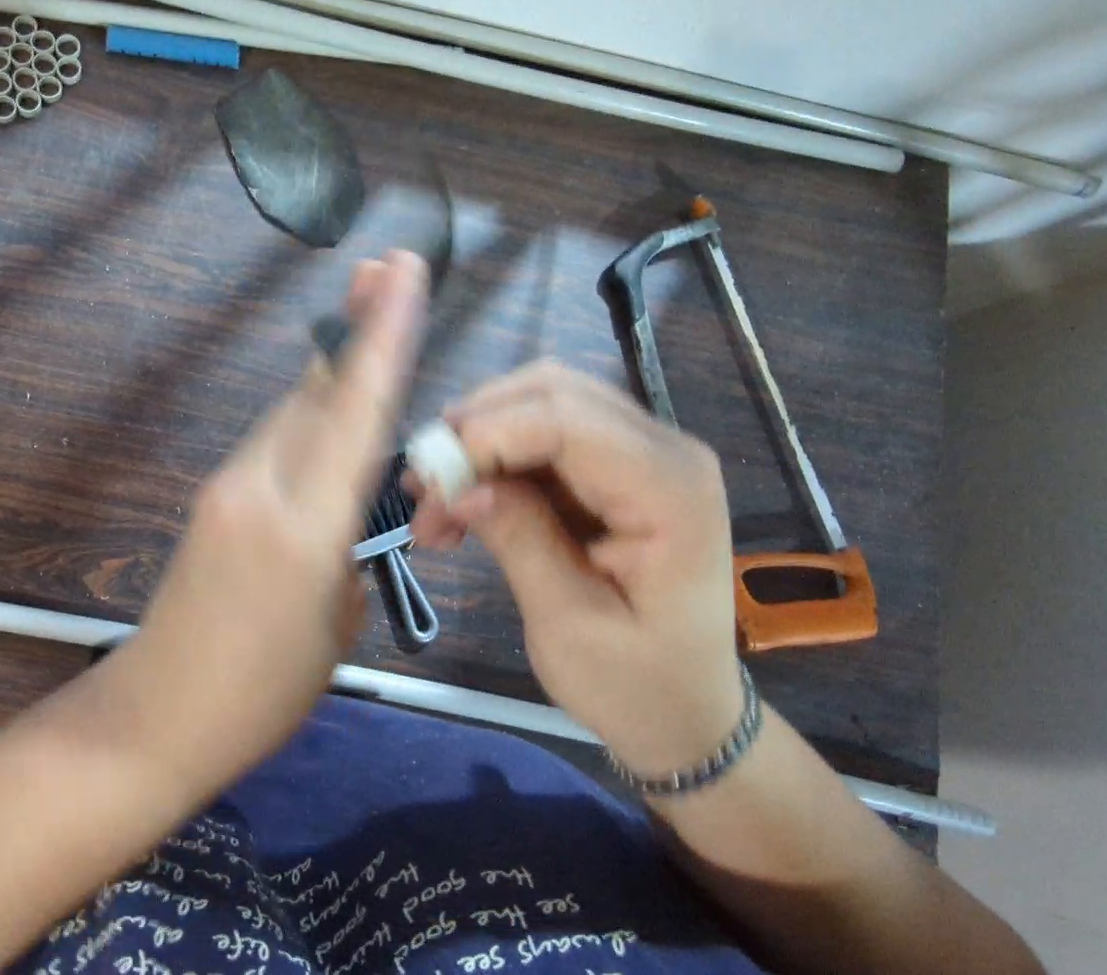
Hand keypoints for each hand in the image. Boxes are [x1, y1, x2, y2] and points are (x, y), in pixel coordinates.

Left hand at [136, 251, 426, 773]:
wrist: (156, 712)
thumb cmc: (260, 694)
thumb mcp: (335, 626)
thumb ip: (345, 550)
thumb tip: (344, 510)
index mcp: (305, 526)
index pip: (354, 414)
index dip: (382, 337)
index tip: (400, 273)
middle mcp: (260, 486)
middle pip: (315, 394)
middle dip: (355, 330)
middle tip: (387, 268)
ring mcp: (225, 487)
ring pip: (291, 413)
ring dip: (332, 370)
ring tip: (367, 318)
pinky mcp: (209, 499)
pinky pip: (271, 442)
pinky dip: (307, 417)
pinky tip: (328, 411)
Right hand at [410, 361, 742, 776]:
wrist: (684, 713)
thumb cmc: (636, 683)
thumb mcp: (570, 623)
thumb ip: (521, 540)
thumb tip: (462, 484)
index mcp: (669, 491)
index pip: (567, 422)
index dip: (487, 435)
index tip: (428, 482)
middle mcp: (663, 452)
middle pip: (552, 393)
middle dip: (475, 430)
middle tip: (422, 488)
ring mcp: (639, 456)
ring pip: (537, 406)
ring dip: (476, 446)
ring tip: (433, 509)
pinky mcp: (613, 471)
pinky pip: (538, 439)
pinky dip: (490, 465)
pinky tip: (457, 510)